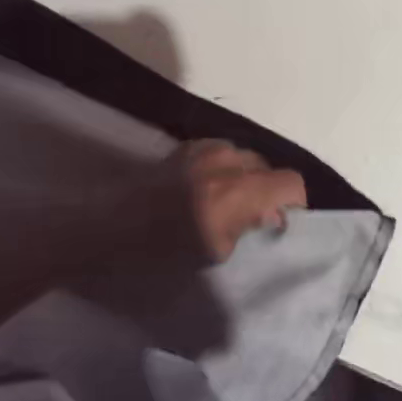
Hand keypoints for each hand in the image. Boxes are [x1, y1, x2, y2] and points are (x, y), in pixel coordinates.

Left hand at [123, 140, 307, 261]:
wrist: (108, 230)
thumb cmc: (162, 253)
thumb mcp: (215, 252)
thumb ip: (250, 229)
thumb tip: (267, 217)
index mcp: (238, 191)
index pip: (290, 182)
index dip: (294, 203)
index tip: (282, 222)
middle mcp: (226, 162)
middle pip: (267, 167)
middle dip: (266, 190)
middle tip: (251, 218)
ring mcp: (203, 150)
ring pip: (242, 157)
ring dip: (242, 177)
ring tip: (224, 202)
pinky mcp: (184, 147)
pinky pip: (218, 152)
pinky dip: (221, 167)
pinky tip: (203, 188)